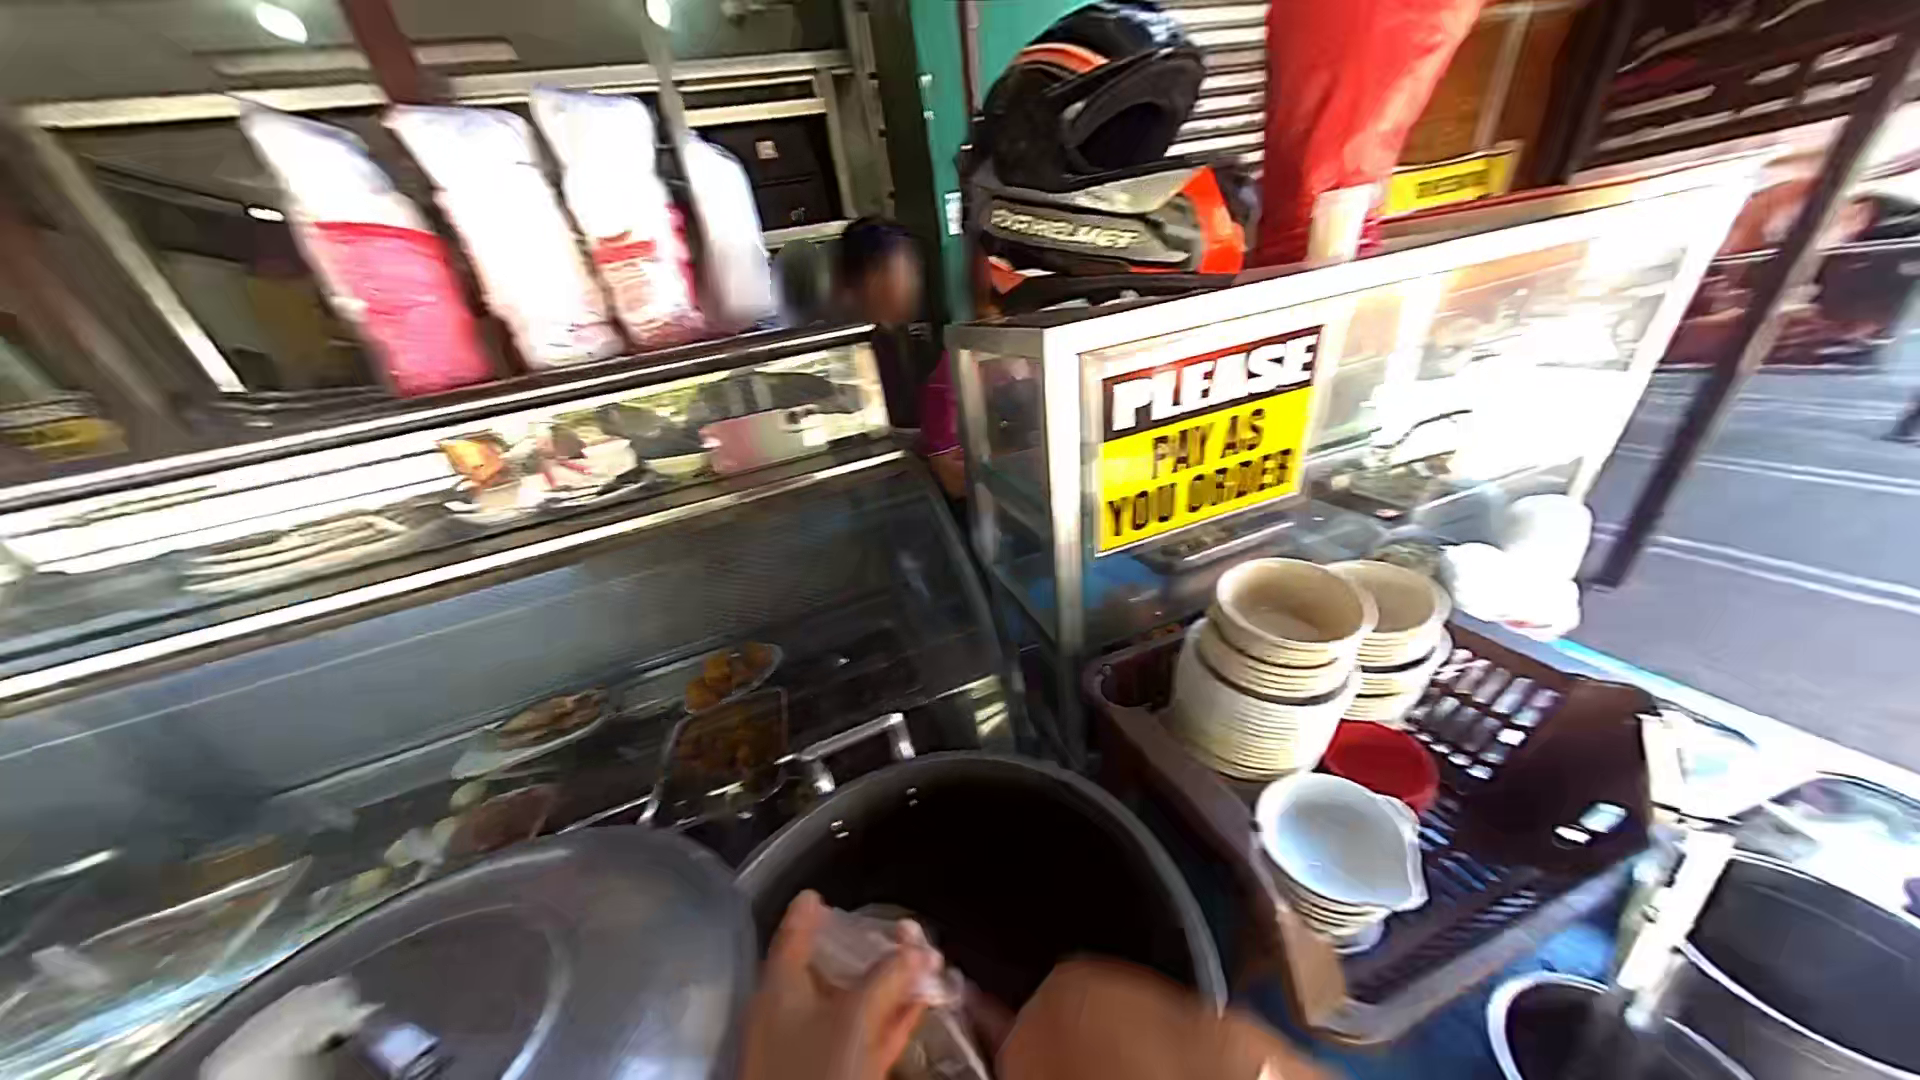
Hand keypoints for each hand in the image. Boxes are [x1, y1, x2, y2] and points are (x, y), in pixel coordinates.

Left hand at [741, 891, 938, 1079]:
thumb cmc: (816, 1076)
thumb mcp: (854, 1018)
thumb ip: (887, 976)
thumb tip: (918, 949)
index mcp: (781, 991)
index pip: (793, 934)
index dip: (810, 911)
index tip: (824, 893)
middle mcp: (793, 1015)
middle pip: (831, 966)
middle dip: (870, 946)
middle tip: (905, 927)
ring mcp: (816, 1051)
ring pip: (856, 1002)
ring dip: (892, 980)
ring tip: (928, 955)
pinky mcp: (840, 1076)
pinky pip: (869, 1035)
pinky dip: (895, 1016)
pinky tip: (925, 997)